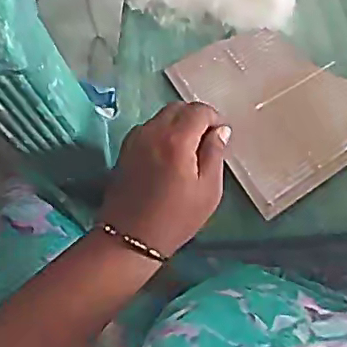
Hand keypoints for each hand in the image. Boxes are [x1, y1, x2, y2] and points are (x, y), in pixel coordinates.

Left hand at [99, 103, 229, 256]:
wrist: (129, 238)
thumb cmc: (175, 218)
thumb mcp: (208, 191)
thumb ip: (215, 154)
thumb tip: (221, 130)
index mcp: (175, 139)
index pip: (199, 110)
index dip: (215, 119)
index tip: (221, 136)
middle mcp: (153, 130)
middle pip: (179, 108)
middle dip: (196, 117)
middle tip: (206, 141)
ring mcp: (136, 137)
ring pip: (162, 116)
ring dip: (178, 124)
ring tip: (188, 151)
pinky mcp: (125, 147)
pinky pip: (150, 128)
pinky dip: (163, 132)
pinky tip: (169, 156)